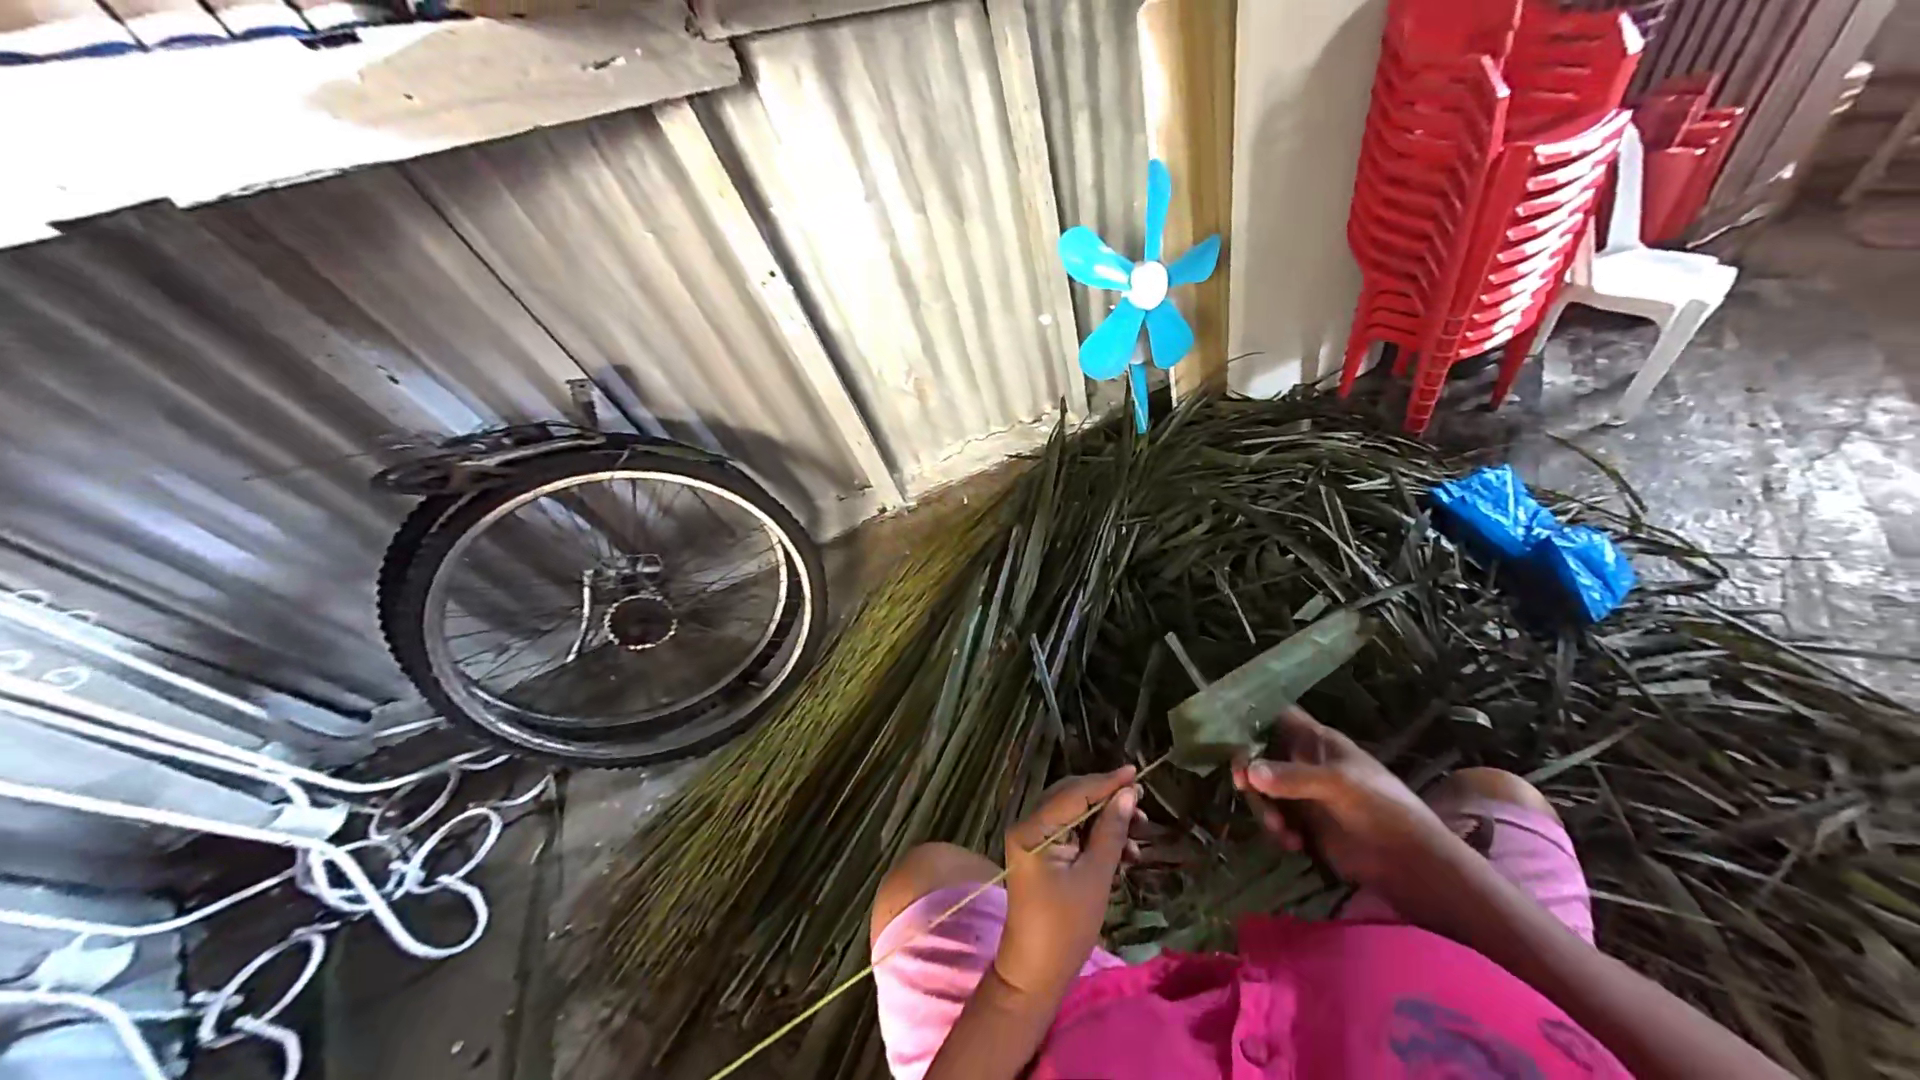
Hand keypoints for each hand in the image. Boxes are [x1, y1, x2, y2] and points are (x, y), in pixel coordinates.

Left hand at [994, 766, 1141, 1001]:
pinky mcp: (1041, 854)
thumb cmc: (1065, 926)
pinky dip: (1096, 838)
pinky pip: (1071, 833)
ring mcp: (1033, 839)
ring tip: (1136, 834)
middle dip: (1106, 800)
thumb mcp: (1095, 877)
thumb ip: (1110, 831)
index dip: (1106, 782)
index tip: (1135, 773)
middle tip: (1139, 803)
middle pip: (1071, 798)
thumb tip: (1128, 794)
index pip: (1073, 793)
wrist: (1036, 972)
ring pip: (1074, 815)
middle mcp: (1027, 826)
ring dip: (1104, 821)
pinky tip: (1123, 851)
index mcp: (1032, 828)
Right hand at [1232, 707, 1456, 896]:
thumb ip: (1293, 777)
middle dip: (1248, 771)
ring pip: (1263, 790)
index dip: (1253, 718)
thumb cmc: (1382, 808)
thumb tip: (1248, 772)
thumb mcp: (1339, 785)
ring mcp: (1304, 794)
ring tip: (1281, 830)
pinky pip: (1275, 819)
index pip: (1277, 717)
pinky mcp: (1305, 825)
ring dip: (1263, 808)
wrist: (1413, 864)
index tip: (1229, 733)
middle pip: (1260, 754)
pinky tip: (1294, 843)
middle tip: (1243, 787)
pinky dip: (1277, 830)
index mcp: (1317, 742)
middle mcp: (1305, 763)